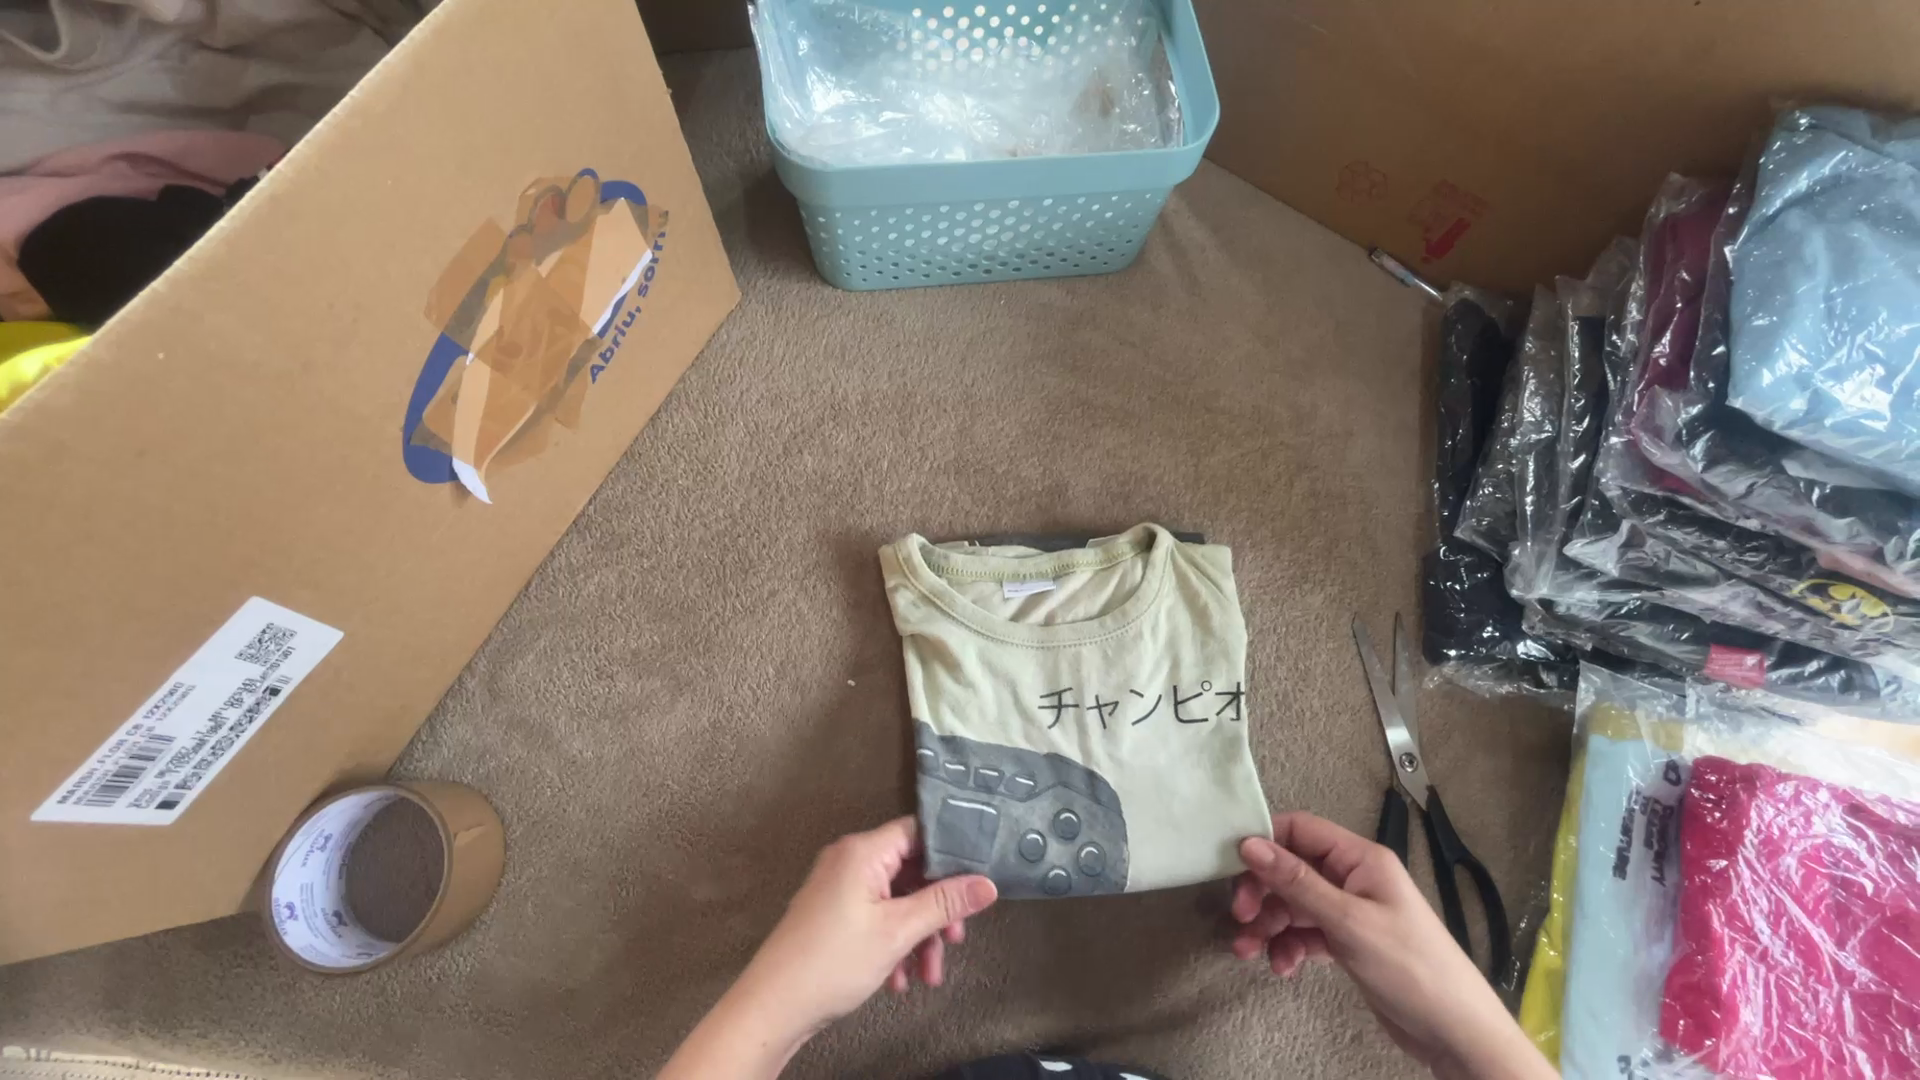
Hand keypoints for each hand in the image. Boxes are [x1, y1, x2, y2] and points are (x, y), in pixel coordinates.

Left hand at [659, 817, 997, 1079]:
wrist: (773, 1007)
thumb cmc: (832, 962)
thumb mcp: (898, 932)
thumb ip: (944, 904)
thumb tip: (986, 884)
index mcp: (863, 851)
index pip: (918, 832)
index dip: (950, 854)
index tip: (973, 881)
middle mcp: (850, 859)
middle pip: (910, 869)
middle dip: (936, 908)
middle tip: (956, 939)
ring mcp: (839, 885)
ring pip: (896, 898)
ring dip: (918, 934)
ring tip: (928, 974)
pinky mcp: (832, 911)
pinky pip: (876, 914)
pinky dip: (893, 941)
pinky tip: (900, 979)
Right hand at [1228, 812, 1553, 1079]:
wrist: (1458, 1037)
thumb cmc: (1409, 967)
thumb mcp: (1348, 922)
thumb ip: (1296, 882)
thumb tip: (1248, 844)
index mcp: (1359, 858)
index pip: (1300, 829)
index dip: (1265, 842)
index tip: (1233, 866)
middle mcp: (1352, 876)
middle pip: (1290, 868)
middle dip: (1262, 891)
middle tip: (1241, 915)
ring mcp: (1349, 909)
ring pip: (1292, 903)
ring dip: (1268, 924)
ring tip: (1248, 951)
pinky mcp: (1346, 941)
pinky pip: (1304, 932)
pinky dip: (1288, 946)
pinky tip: (1282, 967)